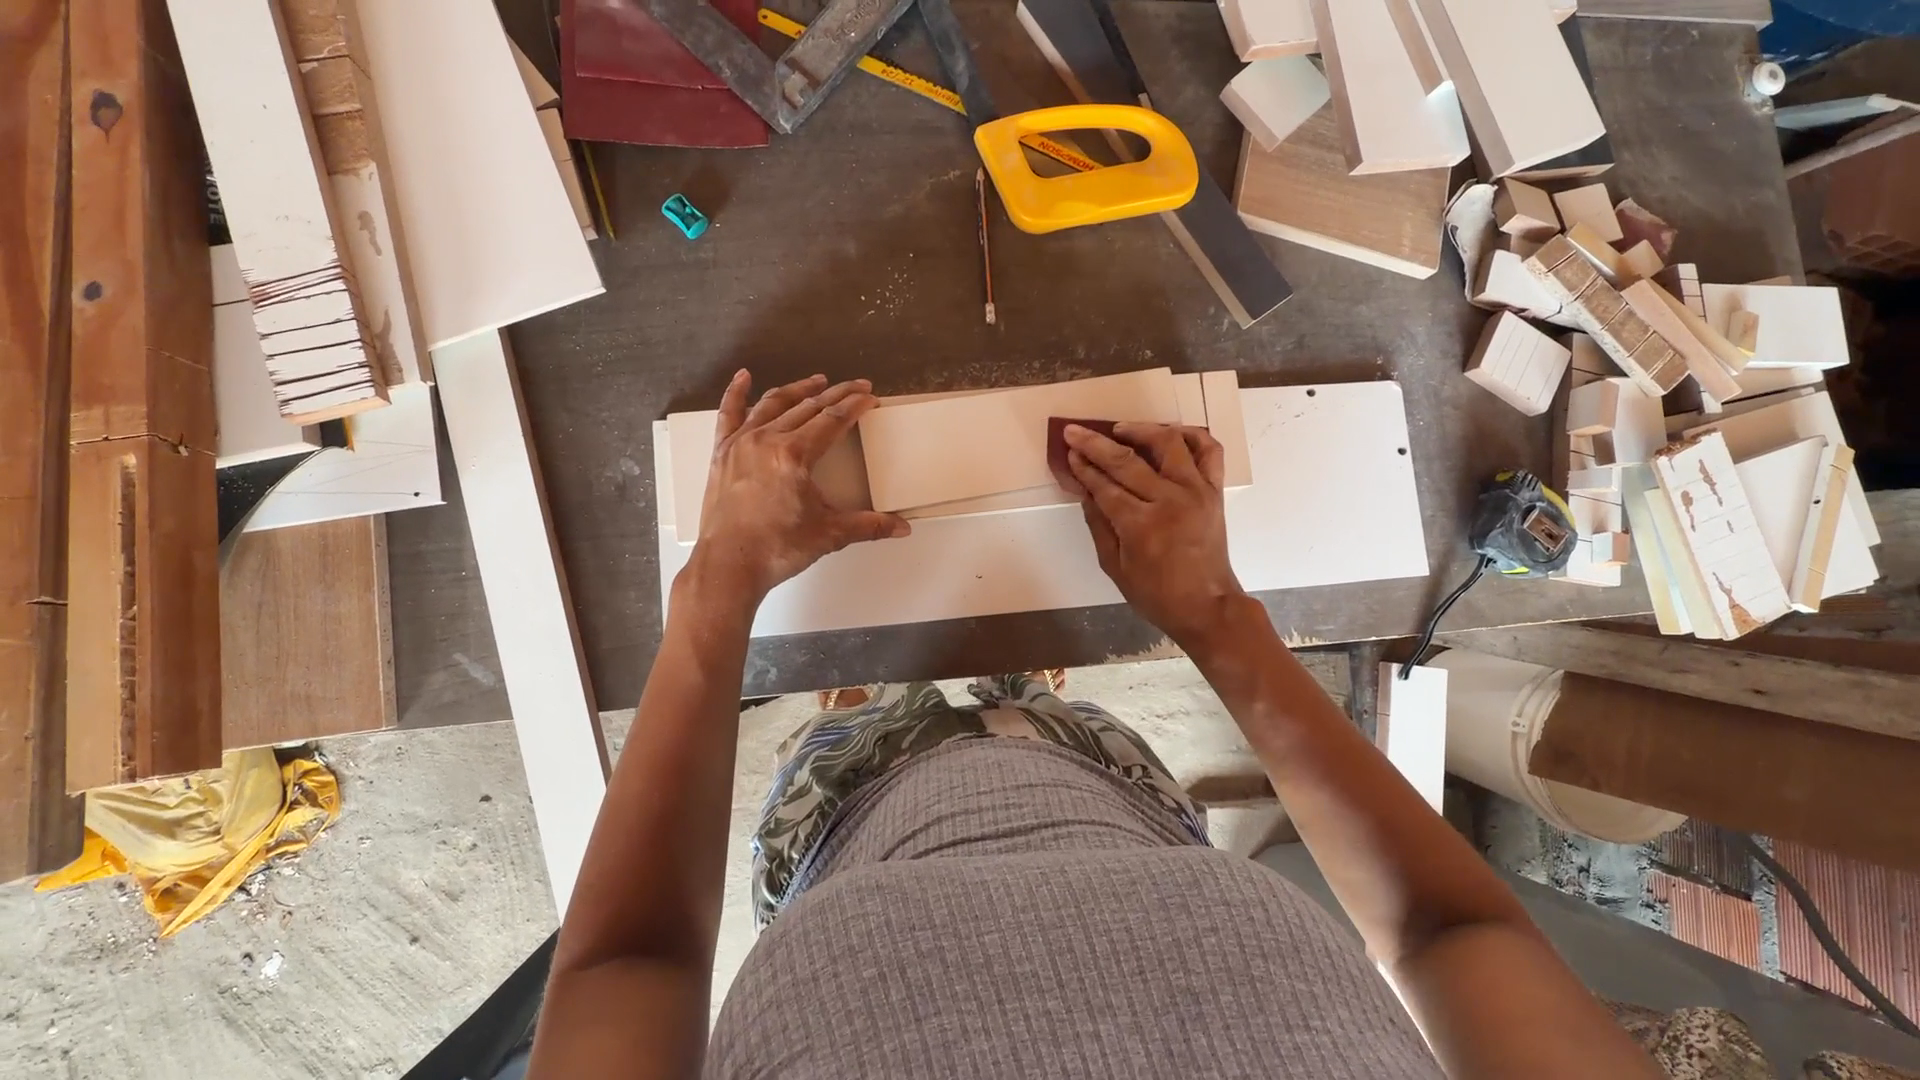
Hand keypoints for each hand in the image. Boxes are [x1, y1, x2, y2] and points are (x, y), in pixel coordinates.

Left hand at [690, 371, 909, 601]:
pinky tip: (744, 377)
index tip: (870, 398)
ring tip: (818, 381)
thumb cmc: (778, 549)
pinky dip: (736, 393)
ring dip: (799, 390)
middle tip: (857, 386)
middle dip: (836, 394)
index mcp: (794, 455)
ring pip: (773, 404)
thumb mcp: (829, 535)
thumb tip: (902, 528)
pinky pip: (728, 414)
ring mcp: (741, 443)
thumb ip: (868, 526)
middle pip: (808, 406)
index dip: (855, 406)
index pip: (832, 420)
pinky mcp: (721, 453)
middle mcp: (767, 440)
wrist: (729, 566)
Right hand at [1064, 422, 1245, 647]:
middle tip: (1076, 432)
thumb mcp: (1114, 567)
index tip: (1069, 452)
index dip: (1083, 467)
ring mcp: (1196, 492)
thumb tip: (1086, 492)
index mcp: (1140, 525)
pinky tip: (1170, 434)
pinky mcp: (1214, 491)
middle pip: (1127, 461)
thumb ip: (1099, 525)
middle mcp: (1169, 501)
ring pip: (1169, 444)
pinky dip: (1191, 436)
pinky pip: (1209, 451)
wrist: (1207, 606)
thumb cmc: (1156, 594)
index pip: (1104, 485)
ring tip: (1120, 429)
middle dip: (1096, 444)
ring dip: (1141, 430)